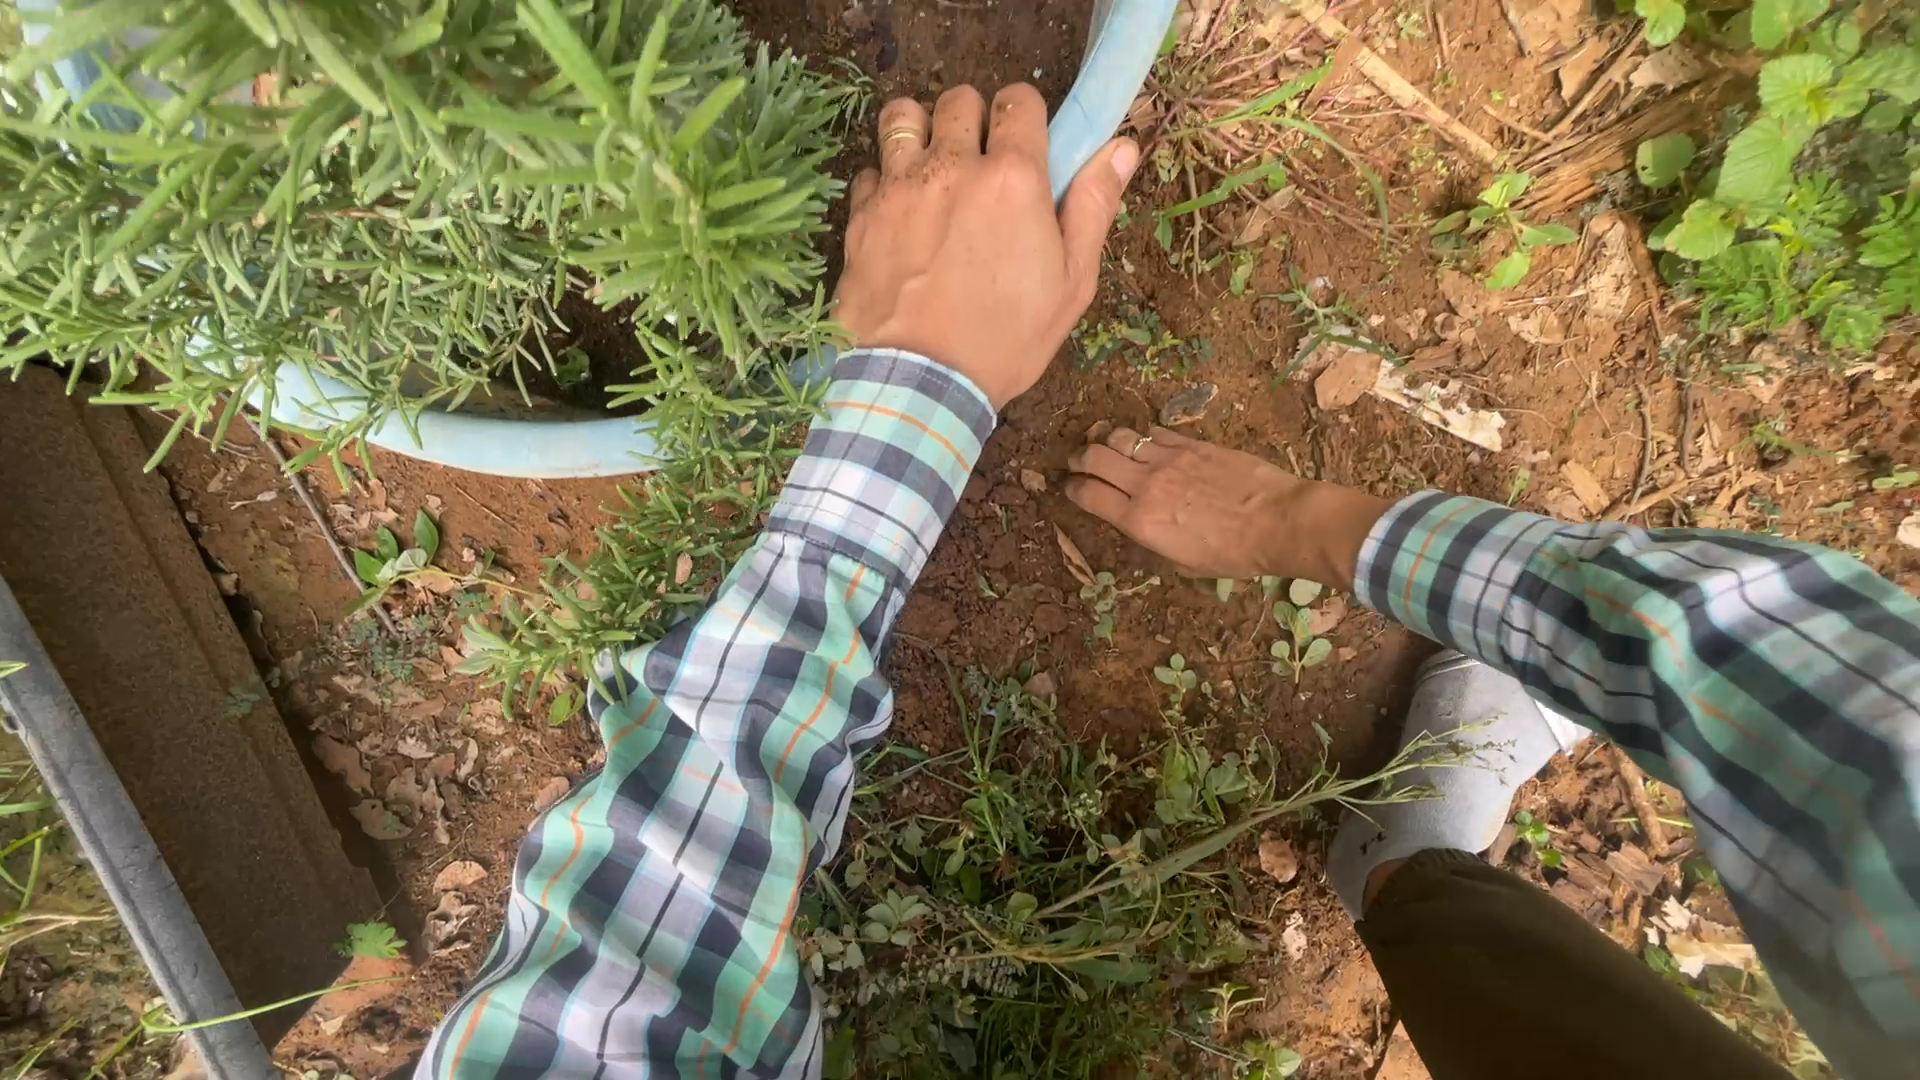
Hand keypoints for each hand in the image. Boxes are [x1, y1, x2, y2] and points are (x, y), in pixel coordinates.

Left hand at [833, 85, 1139, 409]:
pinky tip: (898, 217)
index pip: (1019, 99)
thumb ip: (1093, 208)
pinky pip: (869, 173)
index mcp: (1012, 178)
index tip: (1024, 148)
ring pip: (902, 117)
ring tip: (930, 173)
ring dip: (920, 133)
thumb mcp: (1071, 285)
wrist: (921, 385)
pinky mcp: (860, 219)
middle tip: (977, 168)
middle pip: (959, 100)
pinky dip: (883, 184)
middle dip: (973, 122)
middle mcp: (951, 167)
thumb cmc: (1005, 342)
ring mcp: (898, 190)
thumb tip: (1122, 146)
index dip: (1025, 119)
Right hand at [1065, 426, 1392, 592]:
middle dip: (1079, 458)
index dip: (1072, 489)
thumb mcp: (1182, 564)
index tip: (1070, 488)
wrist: (1278, 522)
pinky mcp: (1191, 444)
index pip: (1087, 494)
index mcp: (1138, 520)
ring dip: (1107, 441)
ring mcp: (1168, 459)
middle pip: (1094, 457)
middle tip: (1080, 462)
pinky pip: (1154, 432)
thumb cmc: (1232, 554)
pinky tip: (1145, 443)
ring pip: (1119, 437)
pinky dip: (1142, 436)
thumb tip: (1134, 535)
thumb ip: (1149, 544)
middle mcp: (1144, 485)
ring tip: (1108, 447)